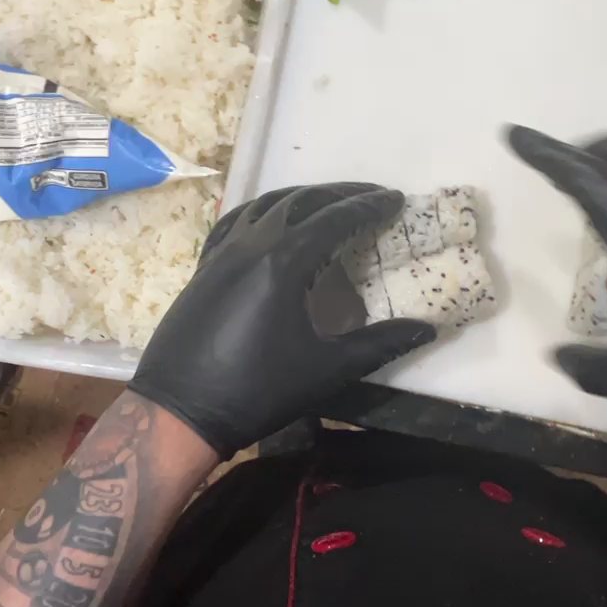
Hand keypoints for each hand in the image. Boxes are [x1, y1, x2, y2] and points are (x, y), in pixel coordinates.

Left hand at [128, 184, 436, 456]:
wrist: (179, 411)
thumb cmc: (257, 392)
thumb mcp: (326, 370)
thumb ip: (380, 345)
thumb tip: (427, 329)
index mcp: (283, 261)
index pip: (334, 219)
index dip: (368, 207)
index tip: (395, 199)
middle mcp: (251, 244)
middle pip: (301, 201)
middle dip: (340, 194)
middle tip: (371, 197)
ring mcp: (222, 252)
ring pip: (266, 205)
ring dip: (303, 197)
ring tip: (330, 203)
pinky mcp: (204, 266)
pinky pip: (237, 222)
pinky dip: (264, 212)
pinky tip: (273, 223)